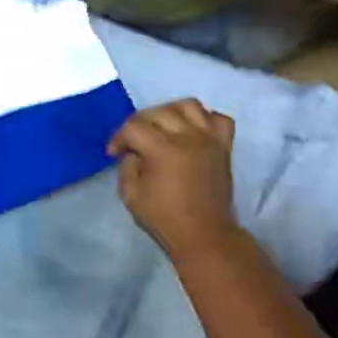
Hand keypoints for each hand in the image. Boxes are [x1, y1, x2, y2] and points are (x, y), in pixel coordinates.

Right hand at [106, 98, 238, 260]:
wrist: (202, 231)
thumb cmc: (162, 217)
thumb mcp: (130, 194)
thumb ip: (127, 166)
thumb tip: (134, 152)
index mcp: (163, 150)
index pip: (133, 127)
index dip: (118, 138)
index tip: (113, 154)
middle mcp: (189, 137)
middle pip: (159, 111)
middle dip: (138, 122)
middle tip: (131, 140)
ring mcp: (210, 138)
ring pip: (189, 105)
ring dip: (169, 112)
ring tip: (160, 128)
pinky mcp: (224, 145)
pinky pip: (216, 118)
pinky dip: (202, 118)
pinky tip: (190, 130)